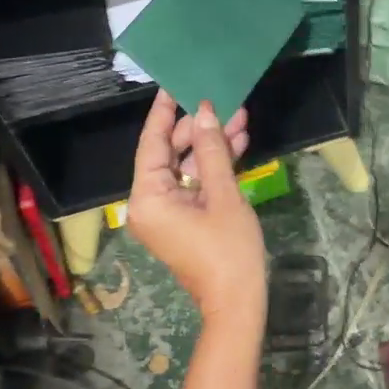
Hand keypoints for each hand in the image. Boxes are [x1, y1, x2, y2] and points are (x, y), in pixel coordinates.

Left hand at [128, 92, 265, 321]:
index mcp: (148, 197)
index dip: (165, 112)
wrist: (238, 302)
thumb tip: (205, 113)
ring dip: (212, 146)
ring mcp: (166, 213)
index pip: (152, 143)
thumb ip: (211, 151)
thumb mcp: (223, 195)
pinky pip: (194, 184)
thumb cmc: (229, 250)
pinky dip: (213, 167)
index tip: (175, 85)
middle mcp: (149, 203)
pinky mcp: (184, 220)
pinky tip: (238, 144)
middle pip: (170, 153)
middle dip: (200, 129)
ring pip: (186, 166)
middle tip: (228, 105)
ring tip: (241, 120)